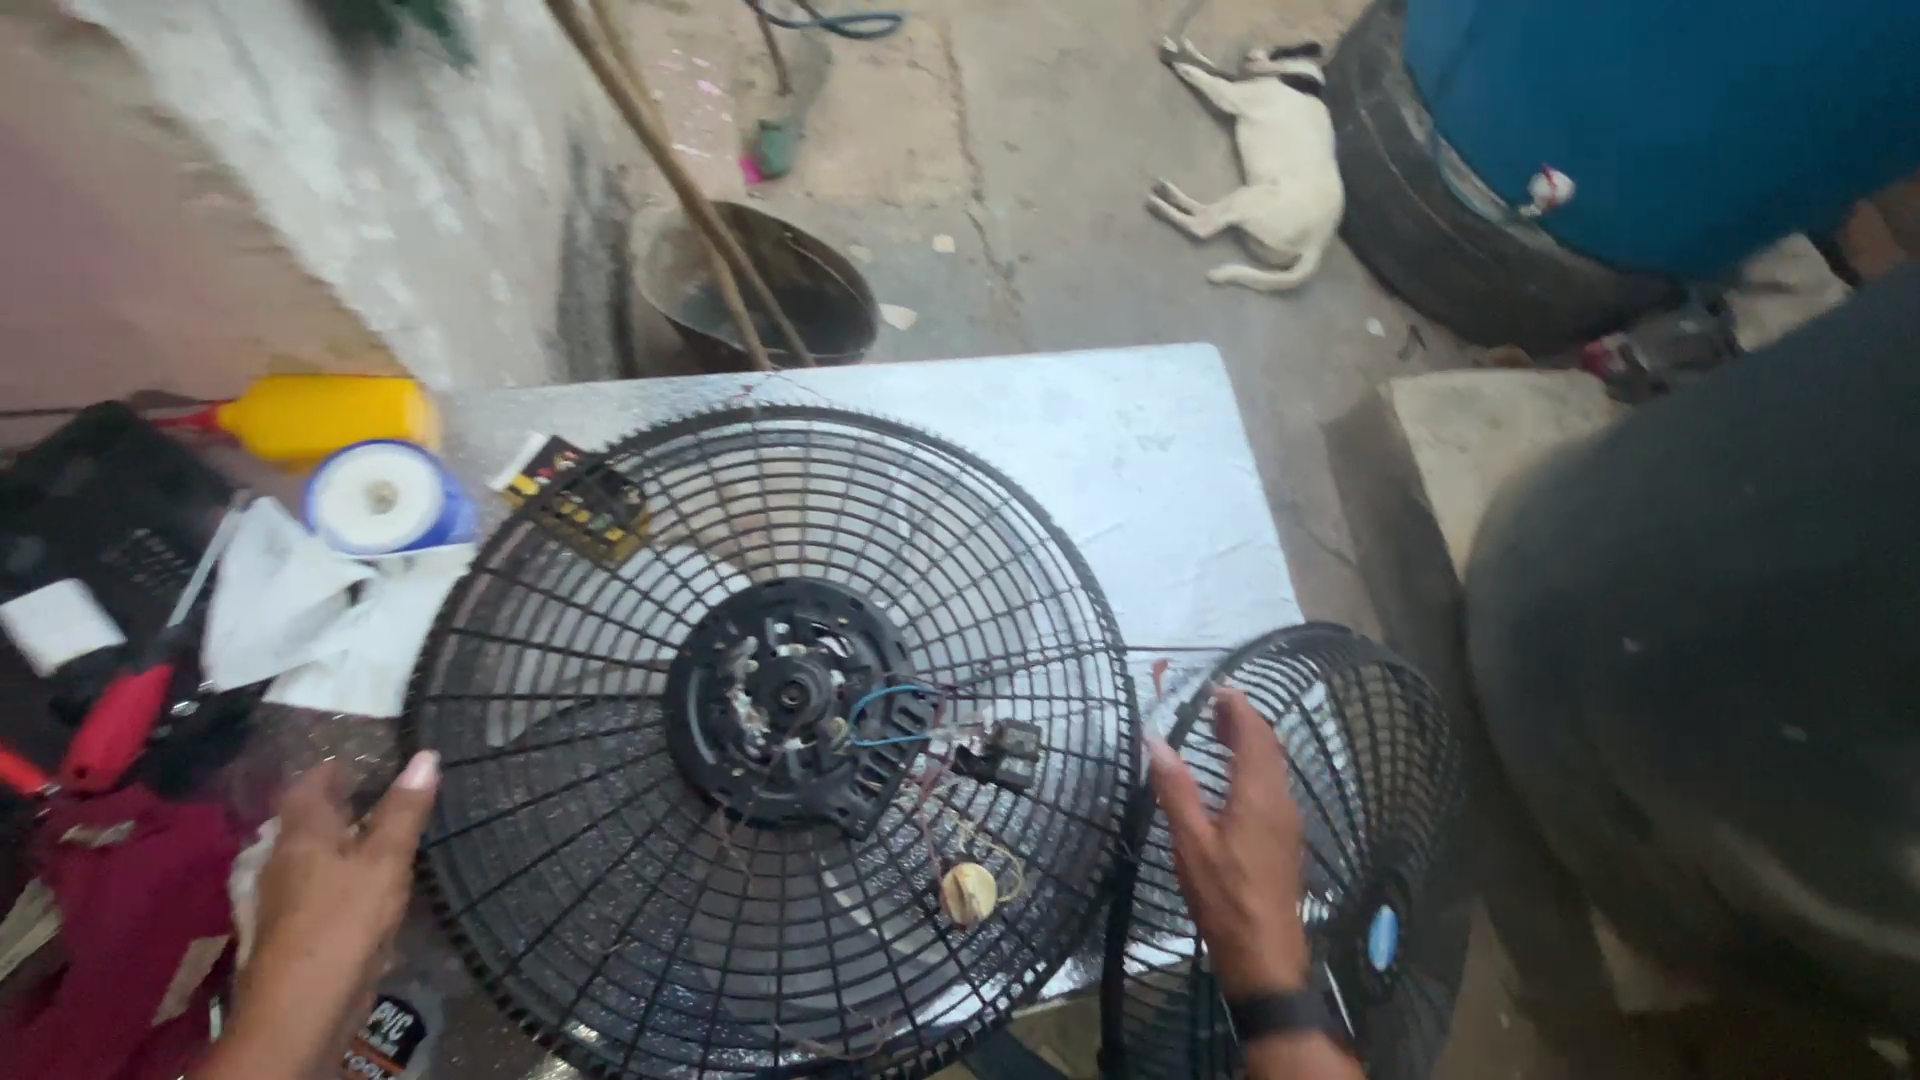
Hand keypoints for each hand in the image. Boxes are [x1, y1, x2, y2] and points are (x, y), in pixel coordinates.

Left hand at [206, 752, 438, 1078]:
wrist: (303, 1006)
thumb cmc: (343, 920)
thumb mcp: (386, 858)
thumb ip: (405, 809)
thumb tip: (426, 756)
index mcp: (300, 838)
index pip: (304, 790)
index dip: (327, 772)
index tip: (354, 760)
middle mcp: (283, 863)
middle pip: (304, 823)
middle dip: (334, 805)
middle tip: (374, 789)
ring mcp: (286, 899)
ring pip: (311, 855)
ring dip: (339, 839)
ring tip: (378, 831)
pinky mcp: (299, 928)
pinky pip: (320, 884)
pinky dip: (342, 871)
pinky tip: (367, 881)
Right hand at [1147, 688, 1306, 997]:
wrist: (1265, 954)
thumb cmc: (1224, 895)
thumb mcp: (1190, 841)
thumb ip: (1174, 787)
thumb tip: (1155, 739)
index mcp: (1259, 795)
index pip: (1254, 735)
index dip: (1238, 706)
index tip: (1215, 688)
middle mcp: (1280, 800)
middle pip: (1269, 746)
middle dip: (1244, 718)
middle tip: (1212, 703)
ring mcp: (1287, 820)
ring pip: (1273, 765)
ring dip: (1250, 741)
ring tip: (1218, 730)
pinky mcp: (1284, 837)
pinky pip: (1272, 783)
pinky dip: (1253, 764)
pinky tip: (1231, 776)